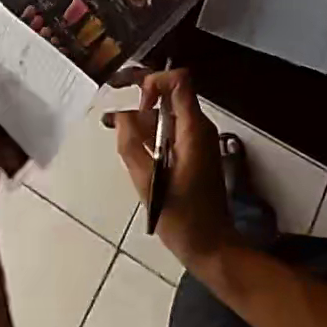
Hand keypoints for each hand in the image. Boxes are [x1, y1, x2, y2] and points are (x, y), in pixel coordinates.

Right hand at [109, 68, 238, 266]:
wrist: (211, 244)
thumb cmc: (183, 217)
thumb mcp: (149, 184)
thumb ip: (132, 147)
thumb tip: (121, 117)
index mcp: (193, 129)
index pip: (180, 81)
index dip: (155, 82)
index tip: (139, 106)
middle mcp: (198, 127)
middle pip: (172, 96)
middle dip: (143, 100)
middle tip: (115, 109)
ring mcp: (197, 140)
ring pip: (168, 116)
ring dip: (143, 120)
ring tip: (115, 129)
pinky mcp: (193, 152)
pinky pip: (171, 132)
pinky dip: (151, 135)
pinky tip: (131, 146)